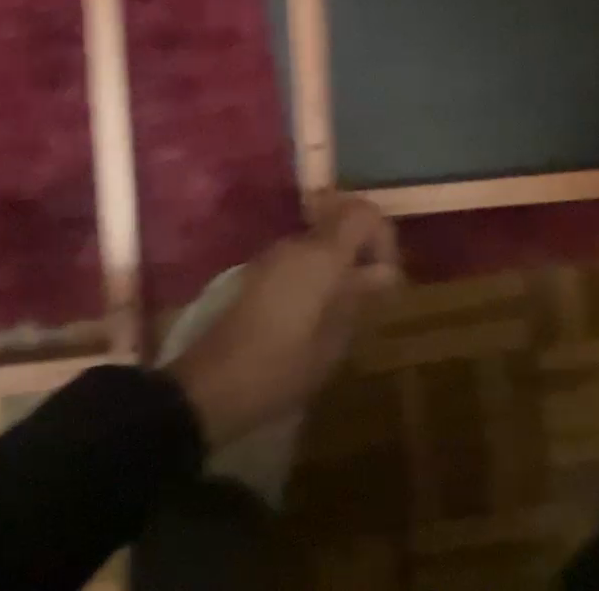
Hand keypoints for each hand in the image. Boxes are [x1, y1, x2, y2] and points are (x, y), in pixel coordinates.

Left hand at [165, 194, 402, 446]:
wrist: (212, 386)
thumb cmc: (281, 367)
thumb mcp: (332, 341)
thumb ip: (360, 297)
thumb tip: (384, 272)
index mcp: (320, 255)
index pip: (364, 212)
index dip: (383, 237)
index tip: (386, 278)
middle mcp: (296, 244)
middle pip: (341, 221)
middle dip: (363, 250)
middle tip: (373, 294)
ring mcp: (273, 256)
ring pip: (320, 241)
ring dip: (341, 263)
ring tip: (349, 309)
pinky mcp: (259, 273)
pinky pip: (300, 258)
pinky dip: (319, 272)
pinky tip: (319, 313)